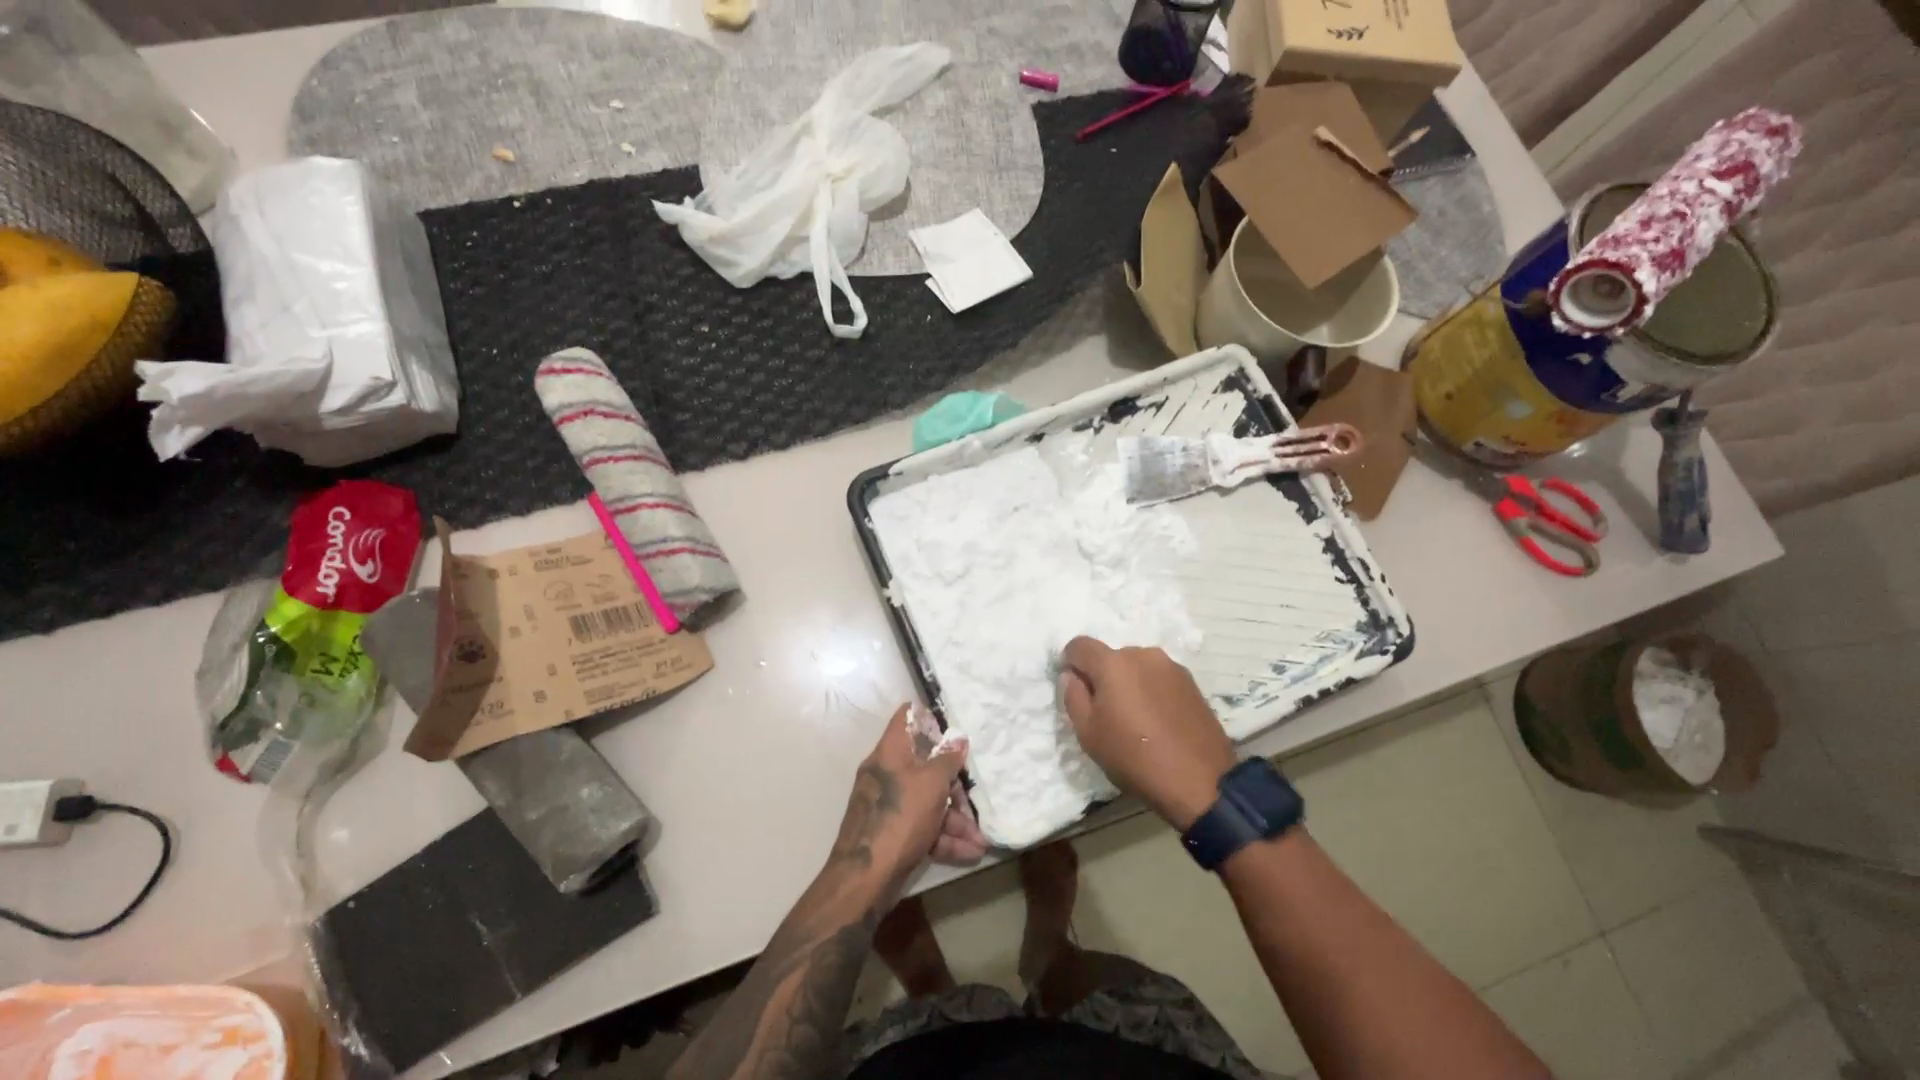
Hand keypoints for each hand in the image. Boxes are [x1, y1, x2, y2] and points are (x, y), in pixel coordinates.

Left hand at [828, 705, 987, 891]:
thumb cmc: (900, 817)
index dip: (927, 716)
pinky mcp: (893, 834)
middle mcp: (886, 776)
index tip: (952, 721)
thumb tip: (958, 739)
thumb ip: (947, 760)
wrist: (865, 877)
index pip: (905, 719)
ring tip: (981, 839)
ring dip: (956, 820)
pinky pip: (923, 828)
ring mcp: (888, 807)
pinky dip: (945, 839)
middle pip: (924, 767)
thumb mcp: (931, 784)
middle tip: (977, 796)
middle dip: (954, 784)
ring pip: (928, 802)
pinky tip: (970, 853)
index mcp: (889, 754)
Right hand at [1060, 637, 1235, 829]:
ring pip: (1137, 667)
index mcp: (1114, 663)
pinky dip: (1151, 692)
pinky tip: (1157, 722)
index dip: (1070, 664)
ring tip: (1136, 720)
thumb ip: (1073, 697)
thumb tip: (1071, 675)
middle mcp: (1143, 654)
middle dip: (1103, 677)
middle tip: (1106, 713)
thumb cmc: (1134, 757)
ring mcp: (1172, 667)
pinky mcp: (1192, 682)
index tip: (1076, 691)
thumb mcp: (1089, 734)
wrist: (1200, 780)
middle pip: (1111, 657)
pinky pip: (1158, 678)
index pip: (1079, 645)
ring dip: (1129, 684)